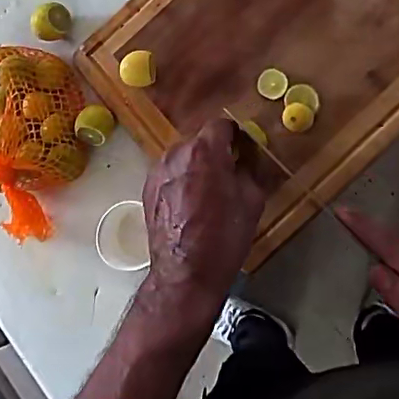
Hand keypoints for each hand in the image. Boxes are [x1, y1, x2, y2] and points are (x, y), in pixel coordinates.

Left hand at [140, 119, 266, 329]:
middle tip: (229, 173)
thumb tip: (245, 160)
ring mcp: (157, 172)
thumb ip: (249, 169)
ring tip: (209, 192)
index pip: (221, 125)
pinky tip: (191, 204)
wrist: (186, 274)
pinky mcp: (147, 189)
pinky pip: (170, 174)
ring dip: (196, 166)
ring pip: (183, 157)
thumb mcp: (252, 201)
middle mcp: (176, 155)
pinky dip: (181, 180)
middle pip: (199, 140)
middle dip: (215, 151)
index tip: (242, 149)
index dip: (235, 136)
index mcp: (204, 152)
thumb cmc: (223, 238)